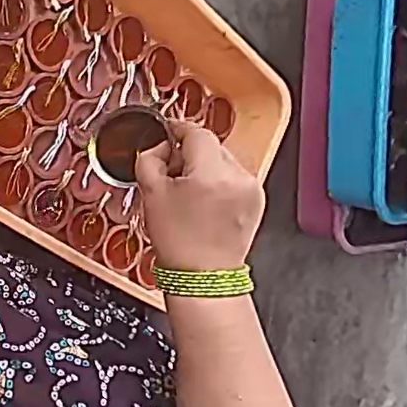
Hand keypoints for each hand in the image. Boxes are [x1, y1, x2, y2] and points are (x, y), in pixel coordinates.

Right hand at [135, 119, 263, 270]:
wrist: (202, 275)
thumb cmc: (177, 240)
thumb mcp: (150, 194)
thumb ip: (150, 159)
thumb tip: (159, 147)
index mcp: (211, 172)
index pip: (196, 133)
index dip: (177, 130)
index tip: (166, 134)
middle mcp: (238, 176)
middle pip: (210, 146)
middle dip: (188, 154)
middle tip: (169, 174)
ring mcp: (251, 188)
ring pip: (222, 161)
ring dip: (203, 168)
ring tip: (186, 193)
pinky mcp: (256, 200)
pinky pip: (233, 178)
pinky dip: (217, 183)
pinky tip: (202, 203)